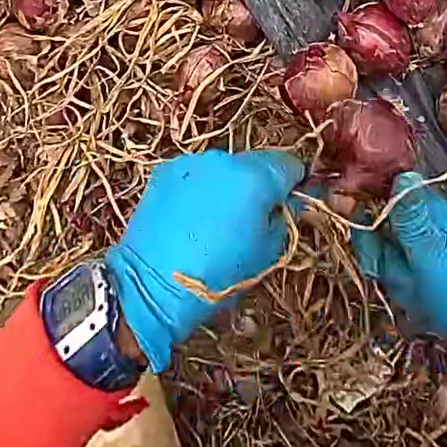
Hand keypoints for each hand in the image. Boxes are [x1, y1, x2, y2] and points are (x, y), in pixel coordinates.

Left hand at [105, 149, 302, 370]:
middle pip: (260, 162)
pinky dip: (204, 187)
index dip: (296, 184)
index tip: (289, 204)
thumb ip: (288, 216)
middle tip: (254, 218)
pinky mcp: (168, 170)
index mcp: (258, 177)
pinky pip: (199, 173)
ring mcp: (195, 161)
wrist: (149, 287)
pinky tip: (194, 217)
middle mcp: (228, 159)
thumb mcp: (269, 250)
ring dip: (232, 184)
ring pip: (229, 167)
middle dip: (263, 184)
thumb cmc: (219, 274)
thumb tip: (295, 200)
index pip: (293, 164)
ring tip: (219, 220)